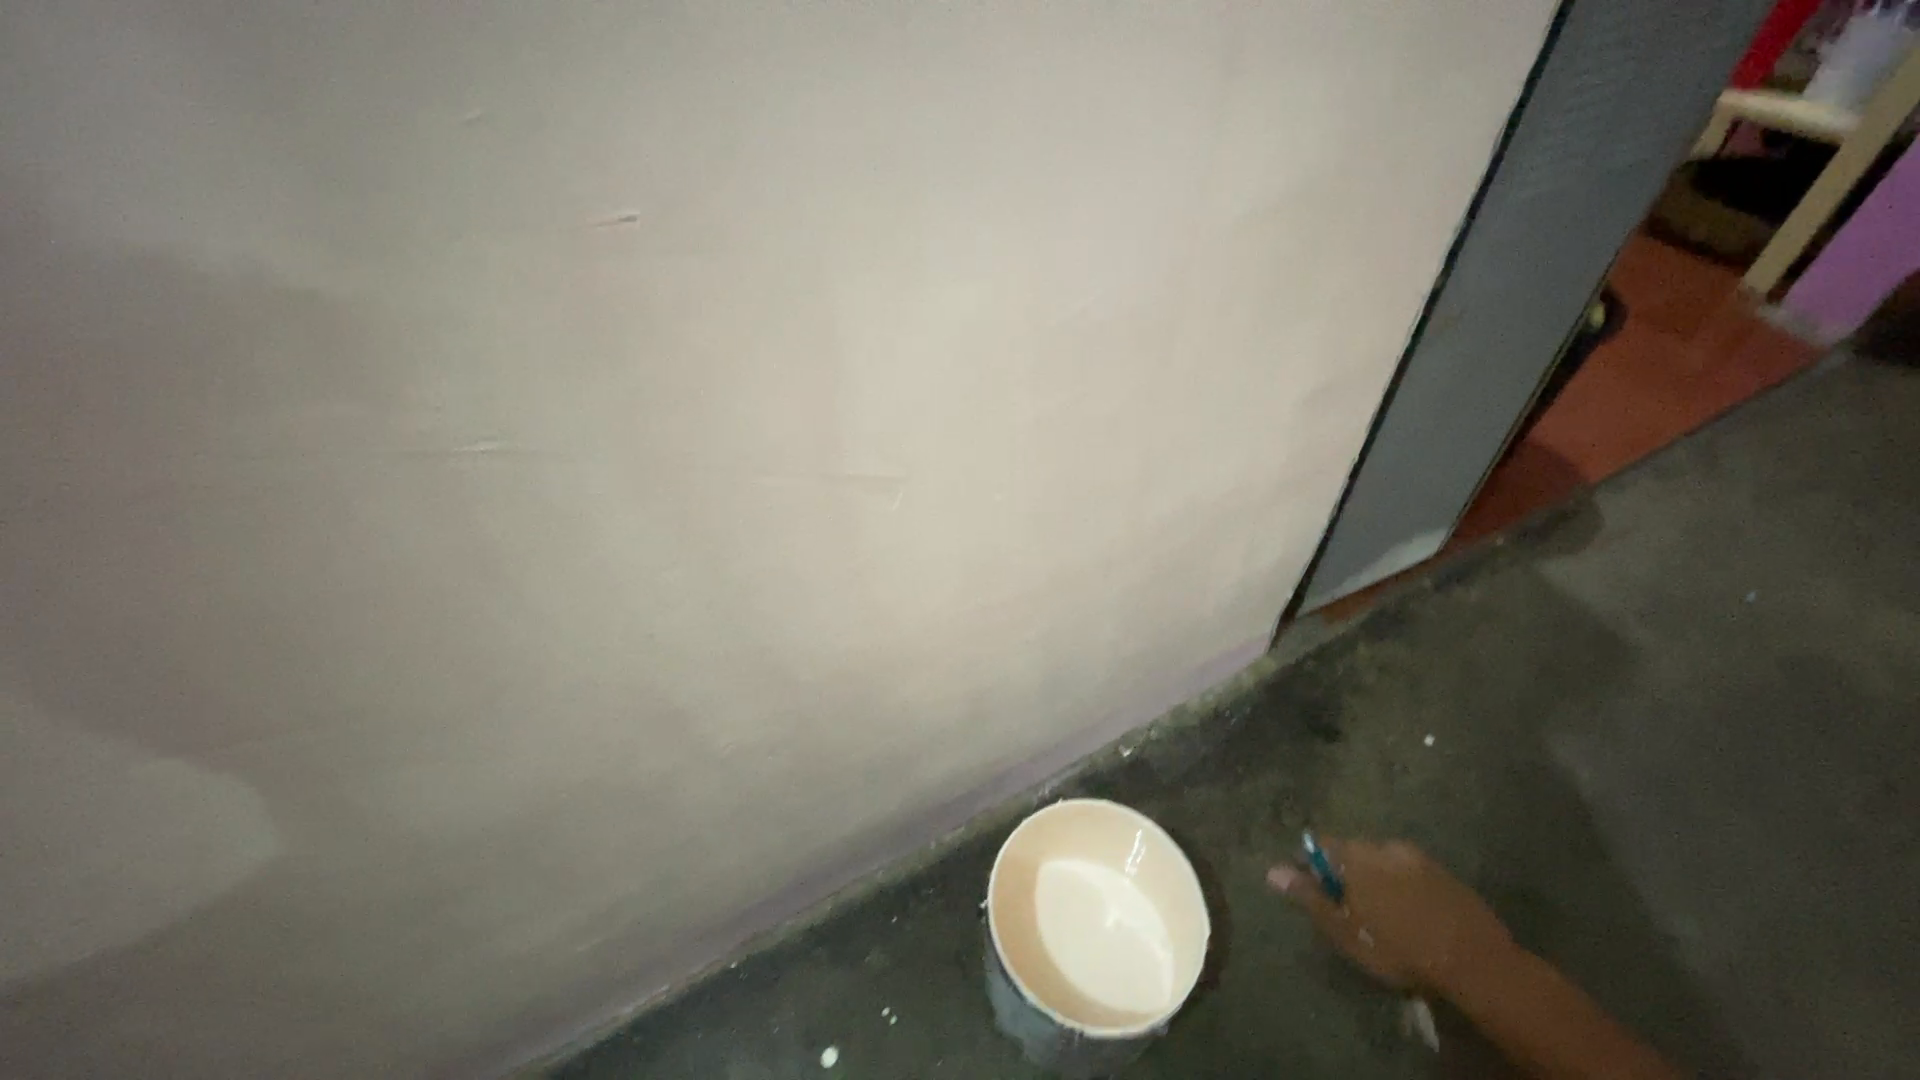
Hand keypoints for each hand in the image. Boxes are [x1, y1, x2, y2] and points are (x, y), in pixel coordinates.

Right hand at [1267, 839, 1513, 994]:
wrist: (1476, 962)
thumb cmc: (1400, 949)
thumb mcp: (1345, 931)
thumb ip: (1309, 897)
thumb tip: (1271, 869)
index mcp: (1355, 856)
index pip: (1319, 845)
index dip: (1310, 865)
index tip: (1313, 890)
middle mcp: (1384, 846)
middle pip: (1352, 851)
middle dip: (1345, 872)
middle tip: (1348, 906)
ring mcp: (1418, 858)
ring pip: (1383, 861)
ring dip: (1376, 877)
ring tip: (1381, 911)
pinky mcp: (1444, 873)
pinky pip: (1410, 871)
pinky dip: (1402, 885)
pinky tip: (1410, 912)